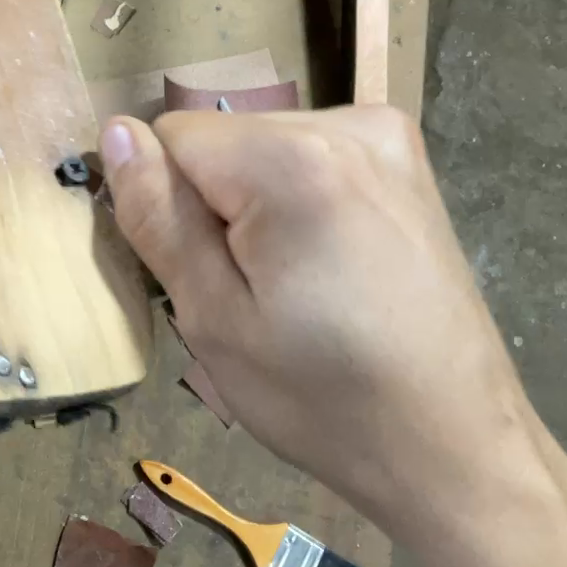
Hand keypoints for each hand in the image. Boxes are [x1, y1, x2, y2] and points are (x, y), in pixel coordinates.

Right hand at [100, 108, 546, 537]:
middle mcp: (347, 122)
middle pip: (216, 140)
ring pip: (255, 146)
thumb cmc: (323, 400)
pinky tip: (322, 261)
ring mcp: (386, 135)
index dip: (164, 203)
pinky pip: (303, 156)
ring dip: (249, 204)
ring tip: (289, 284)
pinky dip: (291, 198)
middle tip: (247, 291)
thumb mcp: (213, 319)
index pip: (168, 137)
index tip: (200, 272)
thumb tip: (113, 134)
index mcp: (292, 162)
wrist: (452, 444)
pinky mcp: (405, 160)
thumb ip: (158, 217)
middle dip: (209, 204)